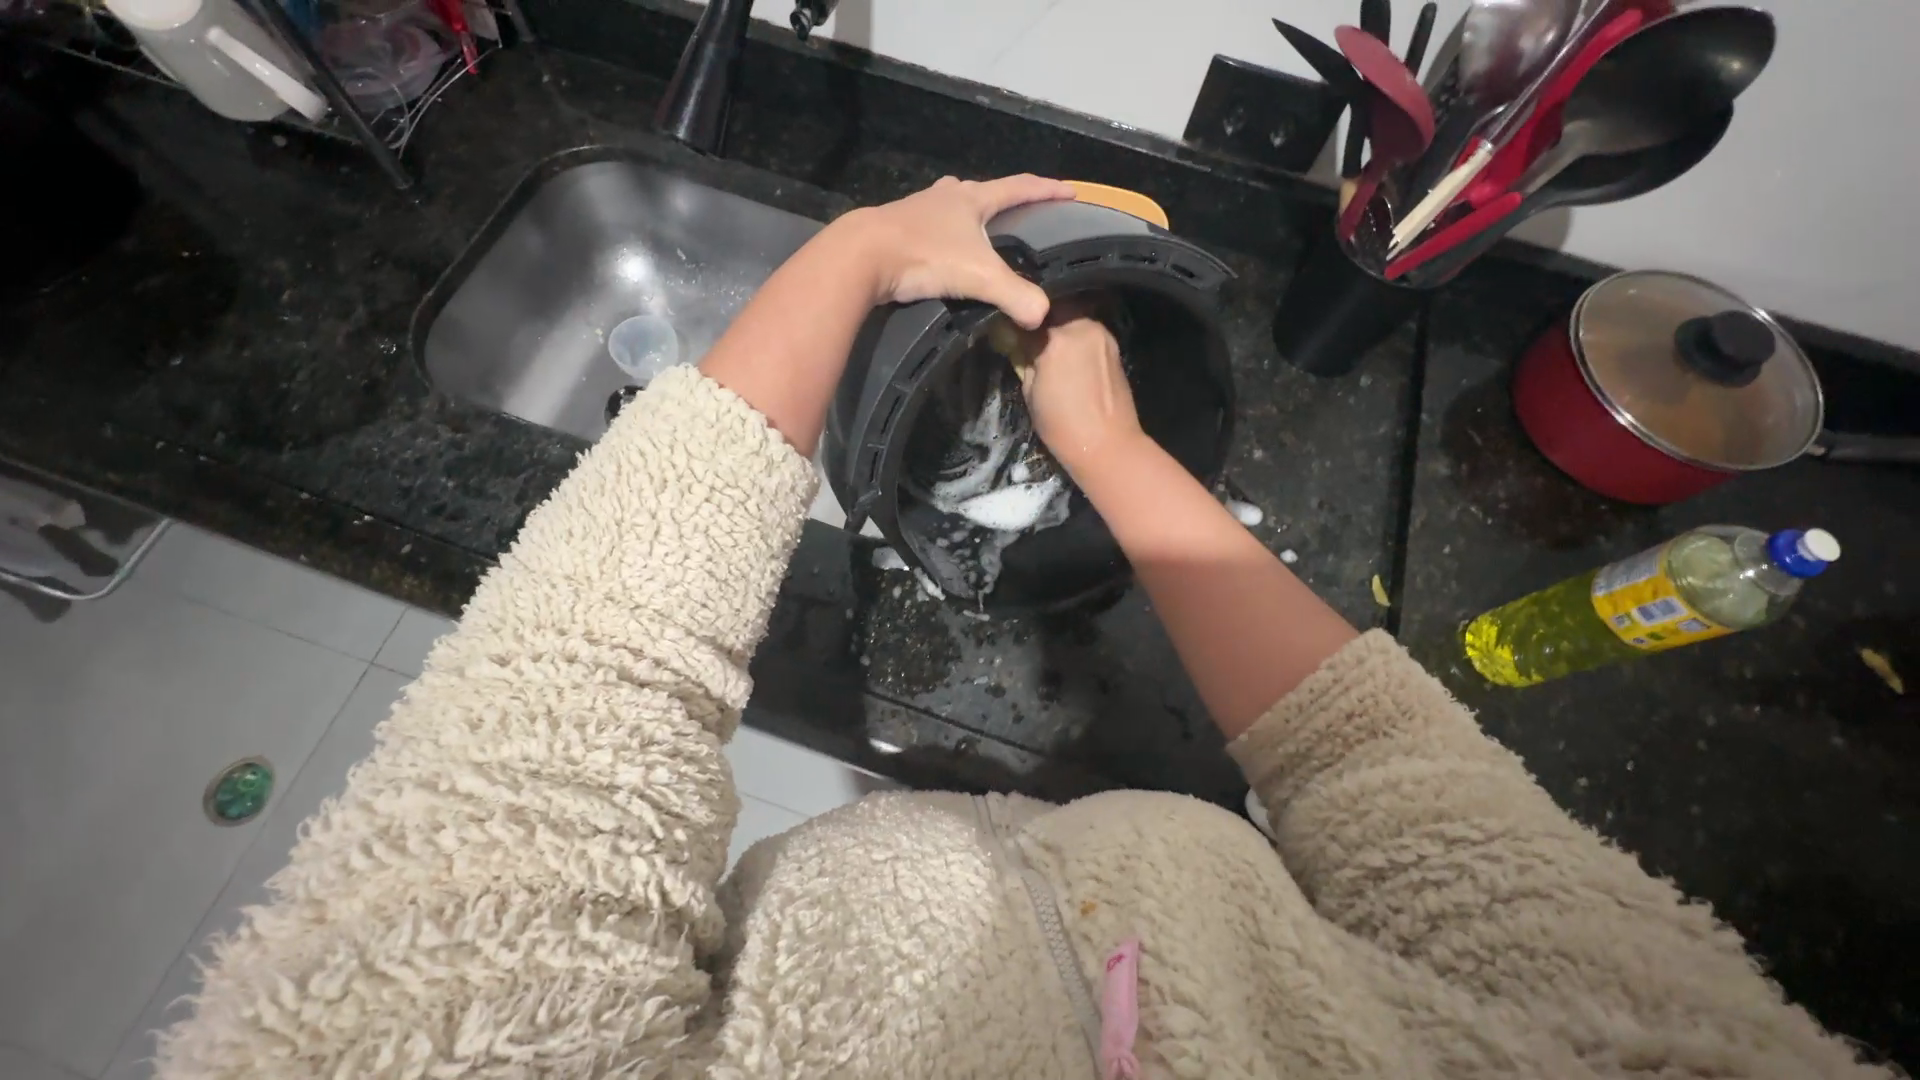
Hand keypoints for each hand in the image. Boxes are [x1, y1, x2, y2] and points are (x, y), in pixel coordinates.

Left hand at [835, 174, 1075, 327]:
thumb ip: (1014, 294)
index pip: (1019, 188)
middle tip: (1019, 212)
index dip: (1046, 190)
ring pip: (952, 207)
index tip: (1069, 191)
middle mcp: (945, 196)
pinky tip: (942, 252)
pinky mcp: (898, 230)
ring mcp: (918, 210)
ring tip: (980, 233)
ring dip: (969, 217)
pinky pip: (931, 229)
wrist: (863, 255)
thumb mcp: (978, 276)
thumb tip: (1041, 314)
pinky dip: (945, 237)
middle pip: (982, 192)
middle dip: (1003, 200)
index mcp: (972, 198)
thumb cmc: (925, 256)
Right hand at [1018, 314, 1143, 473]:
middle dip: (1038, 320)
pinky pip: (1086, 331)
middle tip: (1026, 337)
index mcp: (1057, 339)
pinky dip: (1074, 336)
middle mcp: (1082, 327)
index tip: (1005, 334)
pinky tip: (1067, 354)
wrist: (1108, 444)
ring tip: (1047, 345)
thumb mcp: (1030, 393)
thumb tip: (1016, 344)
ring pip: (1072, 317)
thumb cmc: (1062, 426)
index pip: (1026, 318)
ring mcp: (1101, 334)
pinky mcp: (1113, 345)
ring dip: (1058, 326)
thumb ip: (1023, 360)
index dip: (1013, 326)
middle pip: (1052, 310)